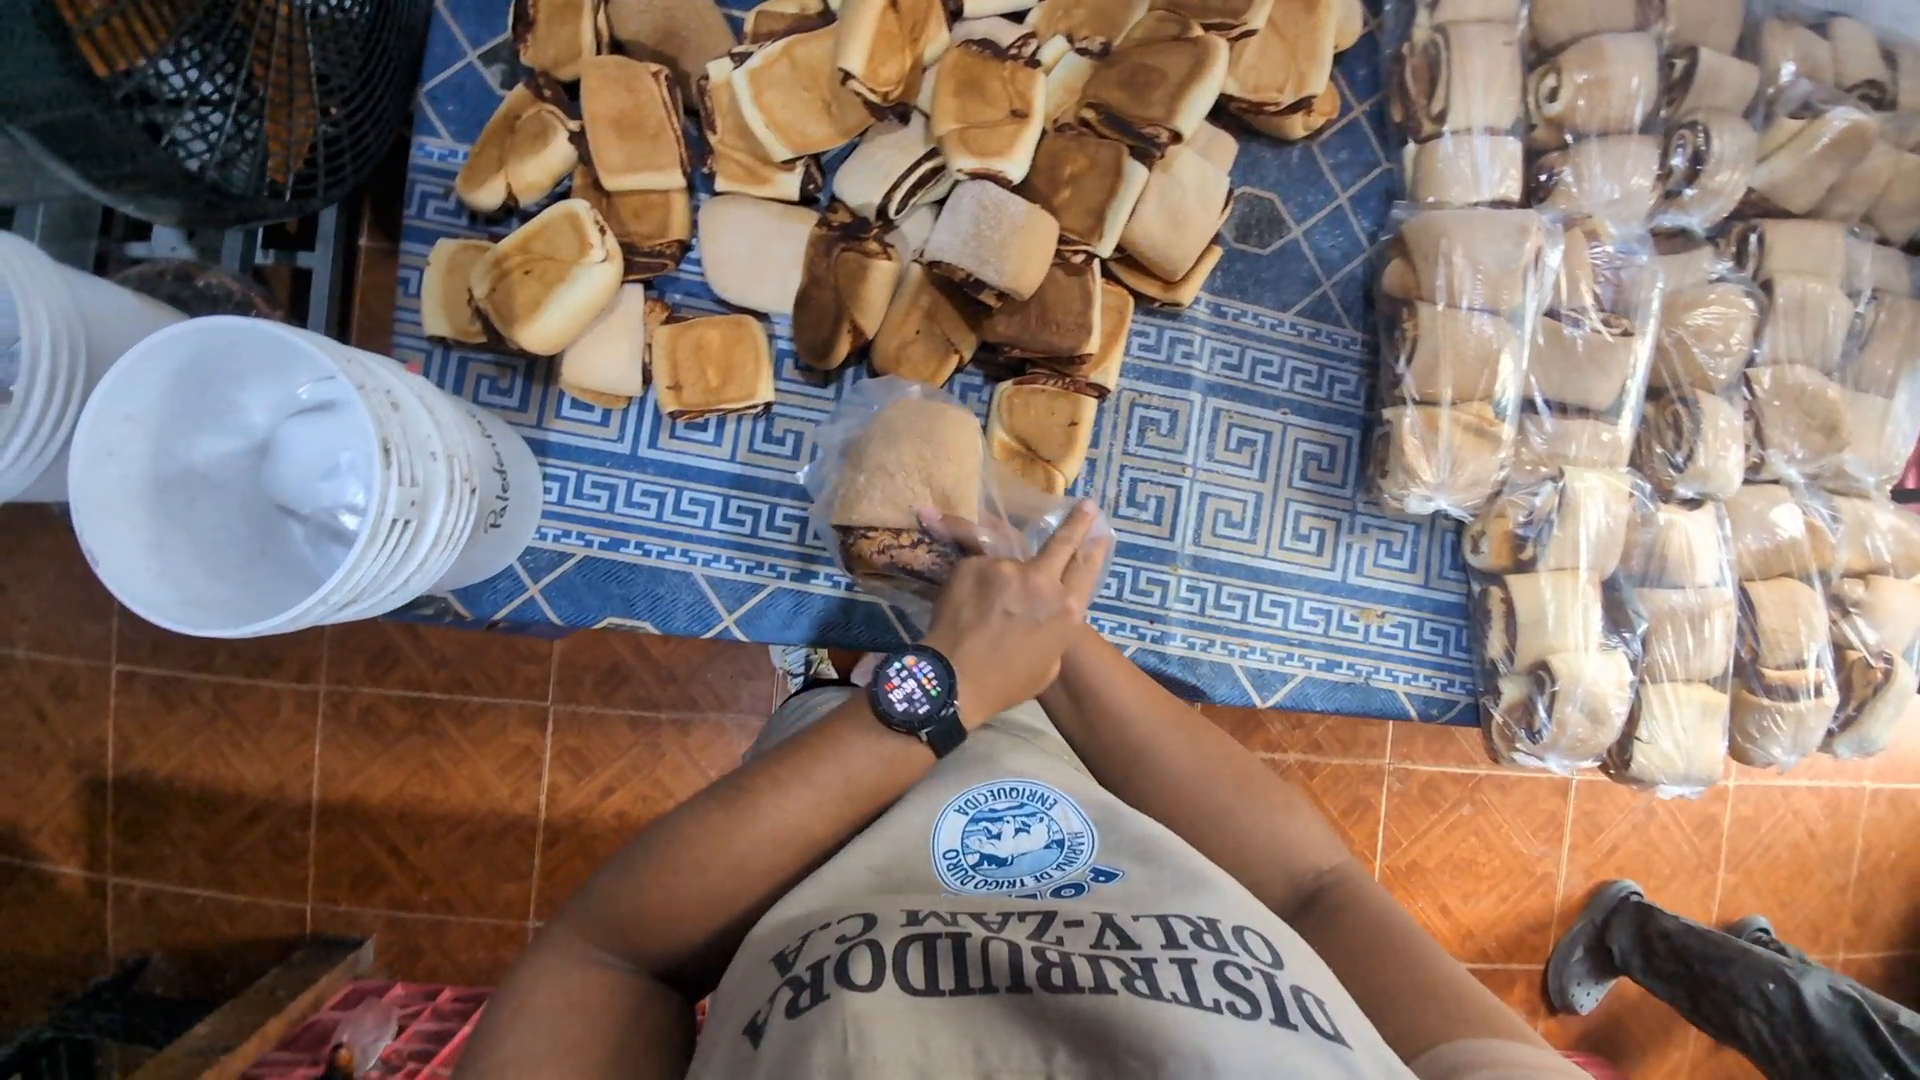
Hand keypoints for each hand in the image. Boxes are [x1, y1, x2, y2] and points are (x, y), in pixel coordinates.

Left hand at [918, 501, 1109, 726]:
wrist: (955, 680)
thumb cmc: (1005, 683)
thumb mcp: (1049, 664)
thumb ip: (1054, 629)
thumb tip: (1046, 612)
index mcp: (1067, 611)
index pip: (1087, 568)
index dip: (1095, 547)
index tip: (1100, 531)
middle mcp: (1042, 582)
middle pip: (1063, 543)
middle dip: (1077, 522)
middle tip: (1084, 505)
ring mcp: (1007, 569)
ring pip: (1010, 561)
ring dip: (1004, 575)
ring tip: (986, 602)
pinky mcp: (975, 564)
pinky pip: (979, 567)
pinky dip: (975, 581)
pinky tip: (964, 604)